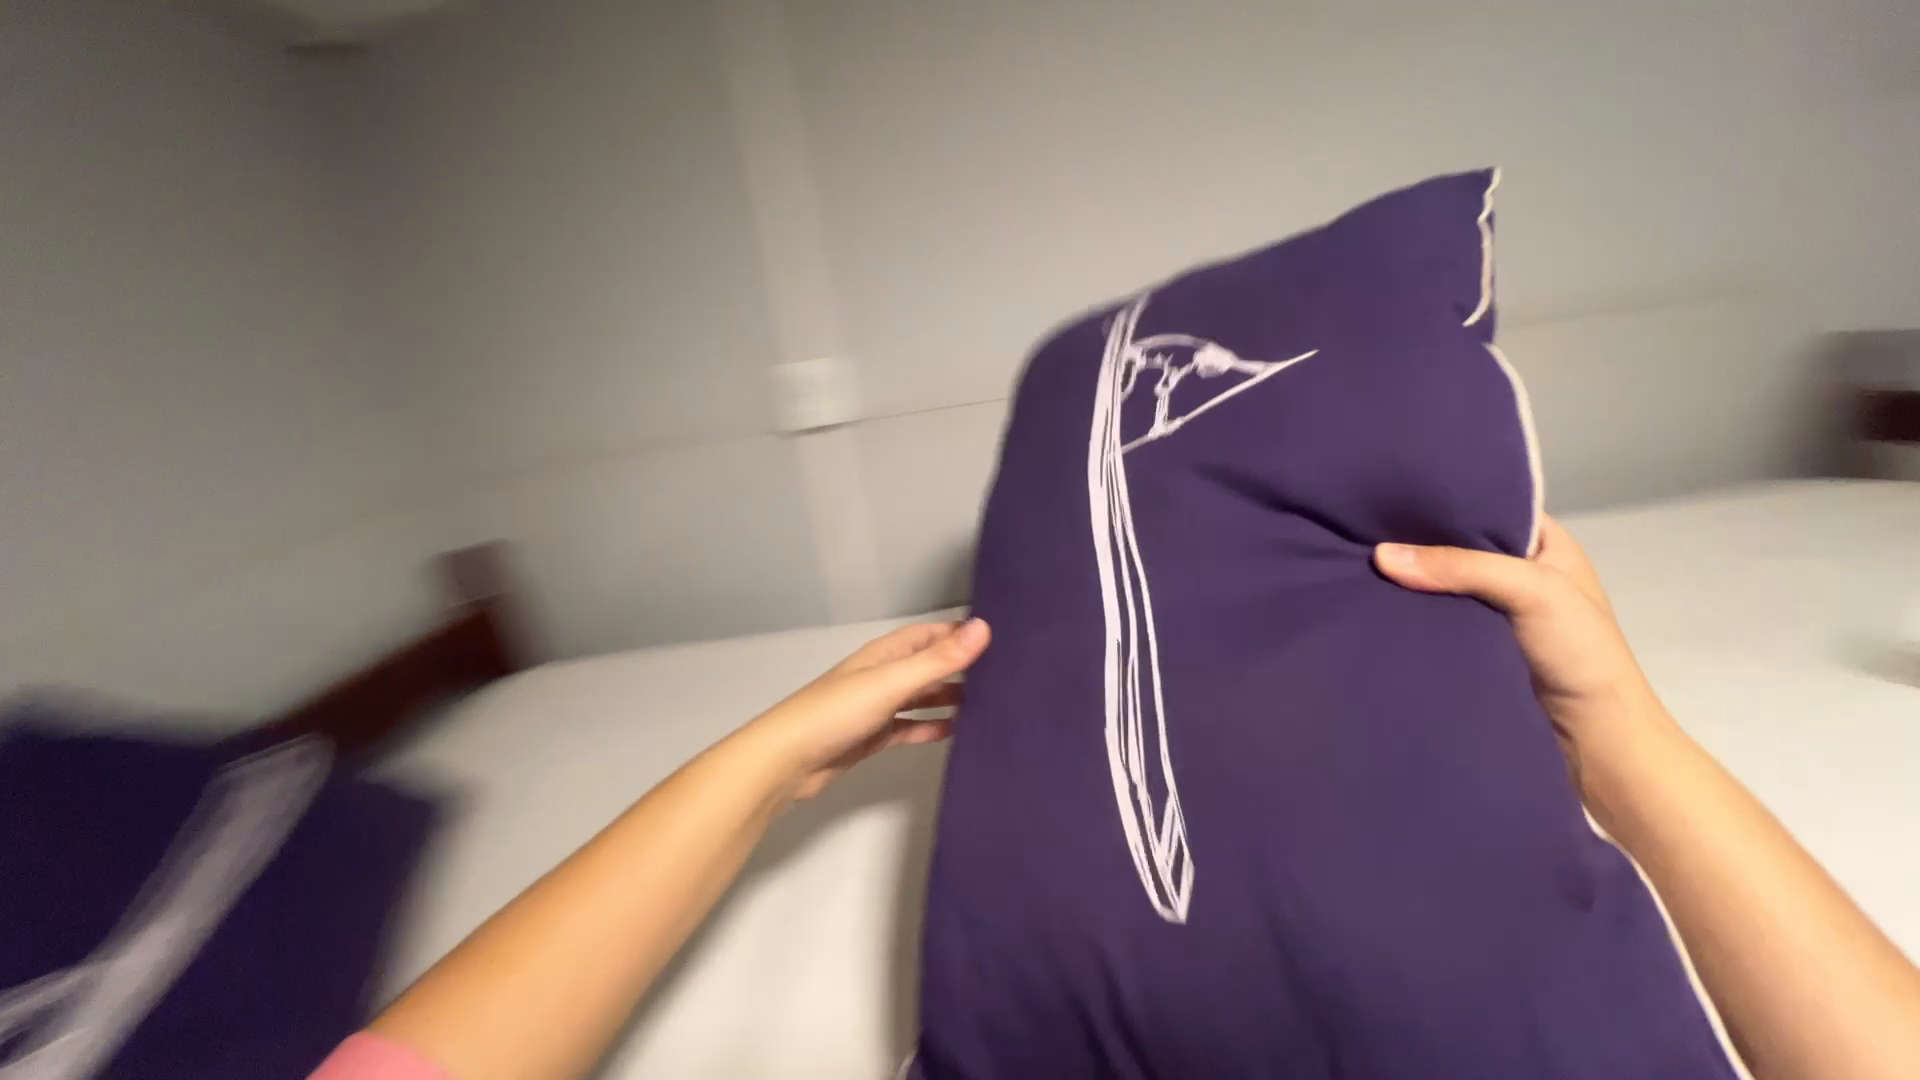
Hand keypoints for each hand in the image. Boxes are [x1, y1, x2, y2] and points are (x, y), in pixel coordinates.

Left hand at [747, 618, 991, 800]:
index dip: (960, 633)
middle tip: (1004, 676)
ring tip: (989, 704)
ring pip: (921, 697)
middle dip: (960, 668)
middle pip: (928, 665)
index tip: (999, 638)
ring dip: (948, 699)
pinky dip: (931, 728)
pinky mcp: (874, 736)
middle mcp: (883, 675)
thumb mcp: (892, 682)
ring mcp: (878, 706)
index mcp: (885, 654)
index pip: (930, 635)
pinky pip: (910, 727)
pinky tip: (955, 733)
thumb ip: (938, 659)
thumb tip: (984, 628)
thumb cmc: (838, 712)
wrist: (788, 760)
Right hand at [1372, 517, 1664, 782]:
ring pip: (1436, 583)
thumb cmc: (1581, 653)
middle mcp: (1514, 572)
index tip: (1388, 493)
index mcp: (1544, 545)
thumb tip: (1380, 556)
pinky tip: (1367, 600)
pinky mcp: (1468, 644)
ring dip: (1404, 581)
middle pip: (1452, 545)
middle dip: (1412, 541)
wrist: (1593, 740)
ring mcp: (1489, 610)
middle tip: (1357, 526)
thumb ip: (1461, 567)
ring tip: (1350, 558)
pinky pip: (1428, 618)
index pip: (1484, 506)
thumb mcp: (1532, 590)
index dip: (1440, 501)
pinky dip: (1404, 612)